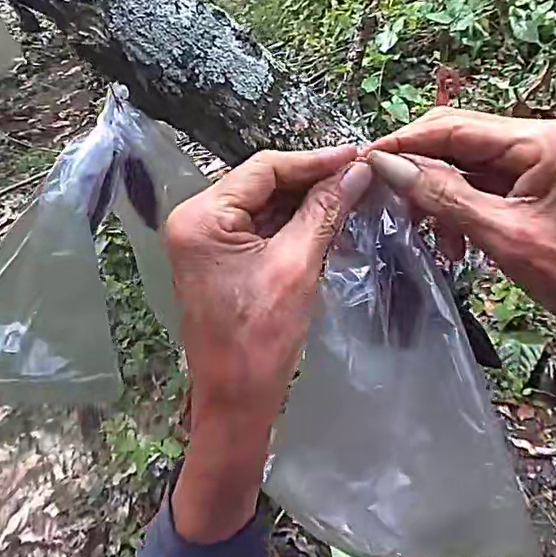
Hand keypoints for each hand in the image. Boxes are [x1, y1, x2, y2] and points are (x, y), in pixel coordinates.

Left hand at [162, 145, 372, 540]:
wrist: (236, 400)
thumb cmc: (261, 338)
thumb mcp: (297, 265)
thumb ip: (325, 210)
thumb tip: (358, 171)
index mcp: (202, 217)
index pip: (264, 169)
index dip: (314, 160)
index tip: (356, 156)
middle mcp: (196, 220)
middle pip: (262, 183)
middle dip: (312, 179)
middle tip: (359, 173)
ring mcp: (205, 240)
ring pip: (264, 204)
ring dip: (306, 200)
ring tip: (351, 192)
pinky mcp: (220, 258)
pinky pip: (260, 228)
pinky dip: (293, 222)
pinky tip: (327, 217)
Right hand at [367, 108, 555, 412]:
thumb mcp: (503, 237)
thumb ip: (444, 196)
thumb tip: (389, 166)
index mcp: (543, 142)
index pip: (456, 127)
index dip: (406, 141)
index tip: (365, 158)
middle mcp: (543, 139)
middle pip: (462, 139)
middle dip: (421, 169)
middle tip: (386, 197)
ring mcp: (543, 160)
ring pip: (470, 165)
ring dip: (441, 196)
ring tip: (430, 237)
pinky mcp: (540, 183)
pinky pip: (487, 185)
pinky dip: (463, 208)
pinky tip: (454, 242)